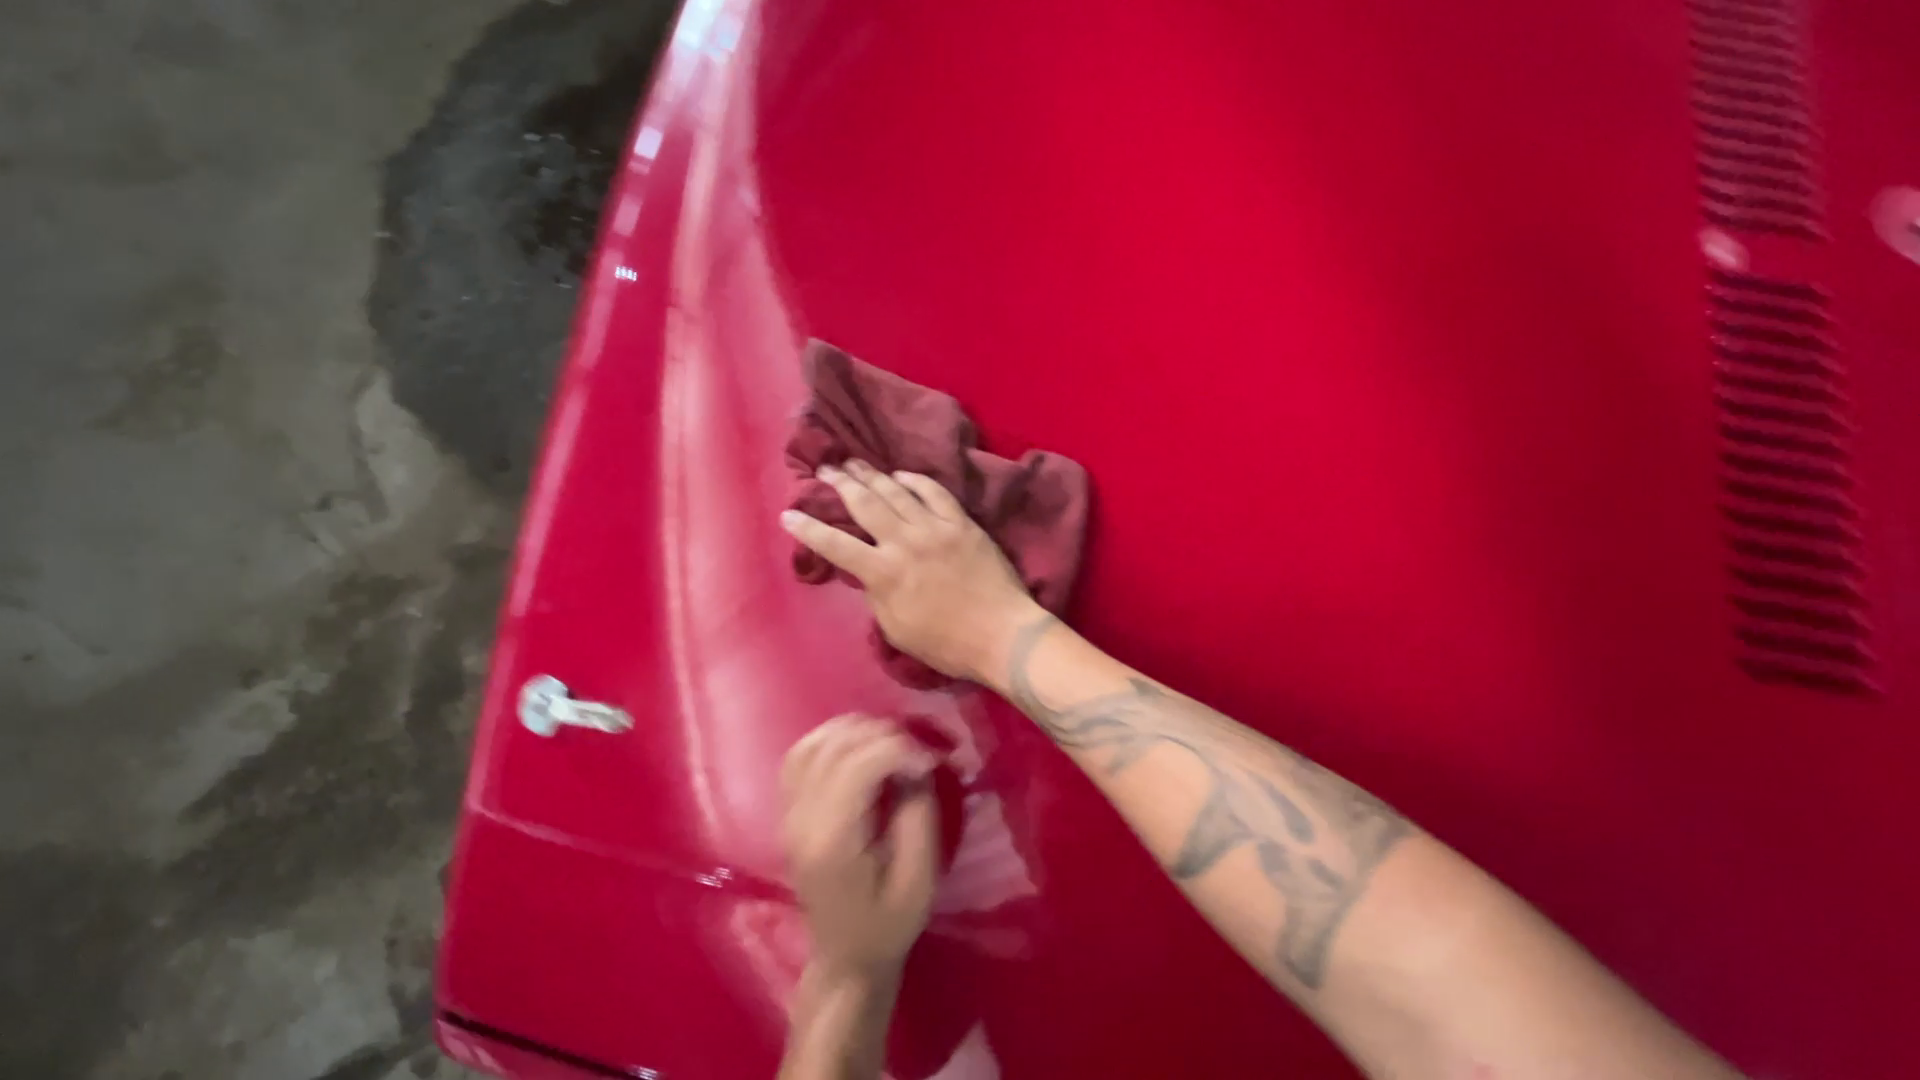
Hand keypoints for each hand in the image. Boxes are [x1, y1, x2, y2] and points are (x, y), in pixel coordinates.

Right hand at [780, 459, 1040, 681]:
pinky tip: (902, 475)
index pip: (835, 545)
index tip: (789, 513)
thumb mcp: (896, 628)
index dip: (808, 528)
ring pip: (897, 491)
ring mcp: (936, 528)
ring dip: (872, 475)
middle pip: (865, 503)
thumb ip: (876, 595)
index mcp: (884, 573)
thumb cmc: (946, 643)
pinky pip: (935, 492)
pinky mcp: (963, 523)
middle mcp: (905, 542)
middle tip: (826, 469)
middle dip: (840, 483)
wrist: (1002, 634)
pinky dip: (915, 480)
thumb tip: (867, 572)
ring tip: (854, 463)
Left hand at [781, 715, 941, 982]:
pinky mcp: (788, 810)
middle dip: (884, 736)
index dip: (900, 748)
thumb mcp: (920, 877)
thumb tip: (917, 764)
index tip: (931, 763)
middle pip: (837, 746)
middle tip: (917, 755)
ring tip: (892, 746)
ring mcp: (788, 812)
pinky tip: (858, 746)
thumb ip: (918, 814)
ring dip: (858, 732)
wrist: (845, 958)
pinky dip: (831, 738)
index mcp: (832, 839)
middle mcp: (801, 818)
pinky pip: (800, 755)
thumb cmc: (888, 924)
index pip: (858, 763)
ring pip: (814, 742)